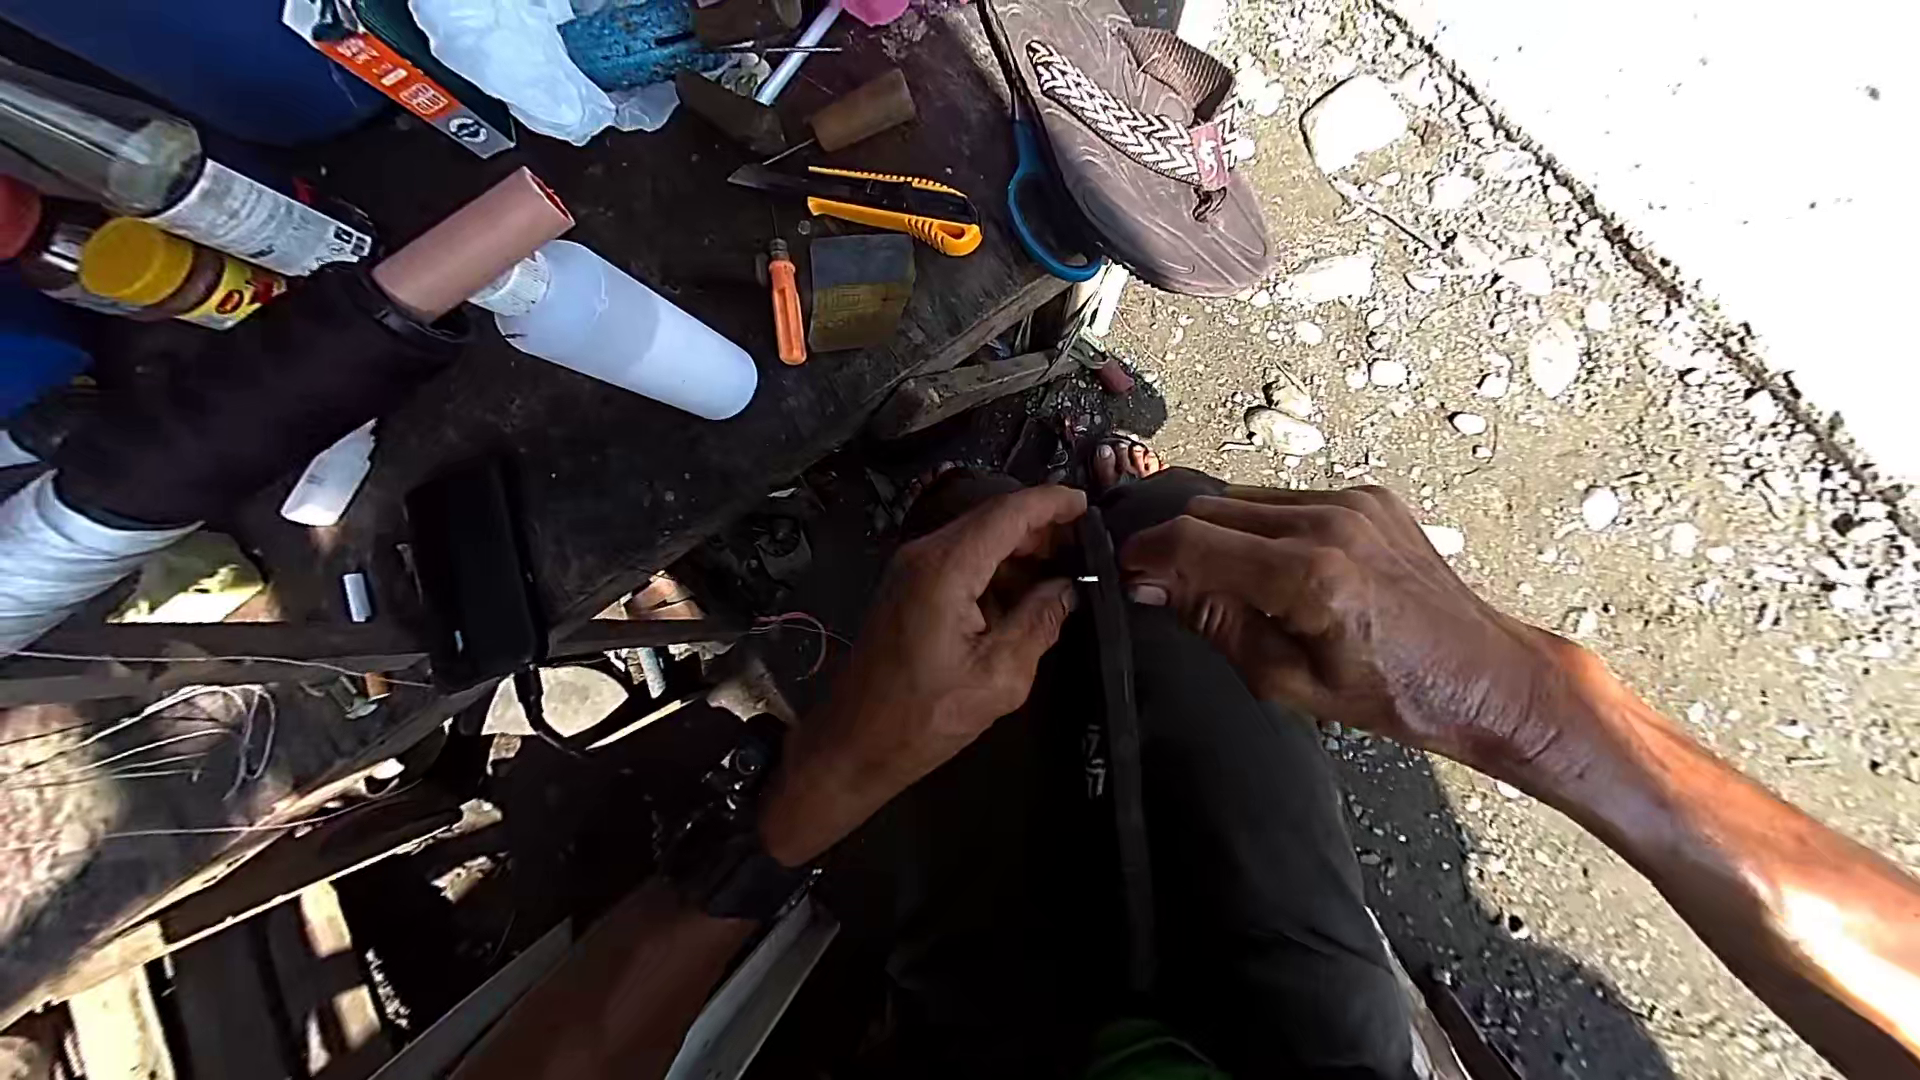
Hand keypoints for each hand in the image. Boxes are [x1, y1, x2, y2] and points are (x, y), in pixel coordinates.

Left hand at [760, 485, 1086, 864]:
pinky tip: (1020, 599)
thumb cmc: (923, 718)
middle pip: (992, 520)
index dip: (1051, 502)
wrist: (854, 743)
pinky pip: (960, 562)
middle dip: (1040, 530)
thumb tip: (1069, 589)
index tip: (1087, 506)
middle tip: (1081, 555)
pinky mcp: (907, 587)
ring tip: (1058, 580)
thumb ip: (1039, 622)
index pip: (1007, 512)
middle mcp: (923, 555)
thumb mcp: (998, 677)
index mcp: (944, 569)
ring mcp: (910, 569)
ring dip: (1018, 553)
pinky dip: (994, 571)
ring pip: (977, 539)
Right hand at [1119, 485, 1594, 786]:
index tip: (1126, 569)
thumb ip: (1210, 621)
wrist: (1486, 674)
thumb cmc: (1392, 693)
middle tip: (1170, 584)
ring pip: (1236, 499)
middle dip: (1177, 546)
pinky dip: (1254, 527)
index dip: (1145, 553)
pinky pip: (1276, 499)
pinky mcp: (1364, 496)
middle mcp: (1327, 524)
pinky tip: (1271, 564)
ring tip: (1229, 580)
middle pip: (1207, 510)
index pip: (1192, 542)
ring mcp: (1349, 503)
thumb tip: (1151, 585)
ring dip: (1215, 536)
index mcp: (1309, 577)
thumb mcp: (1282, 680)